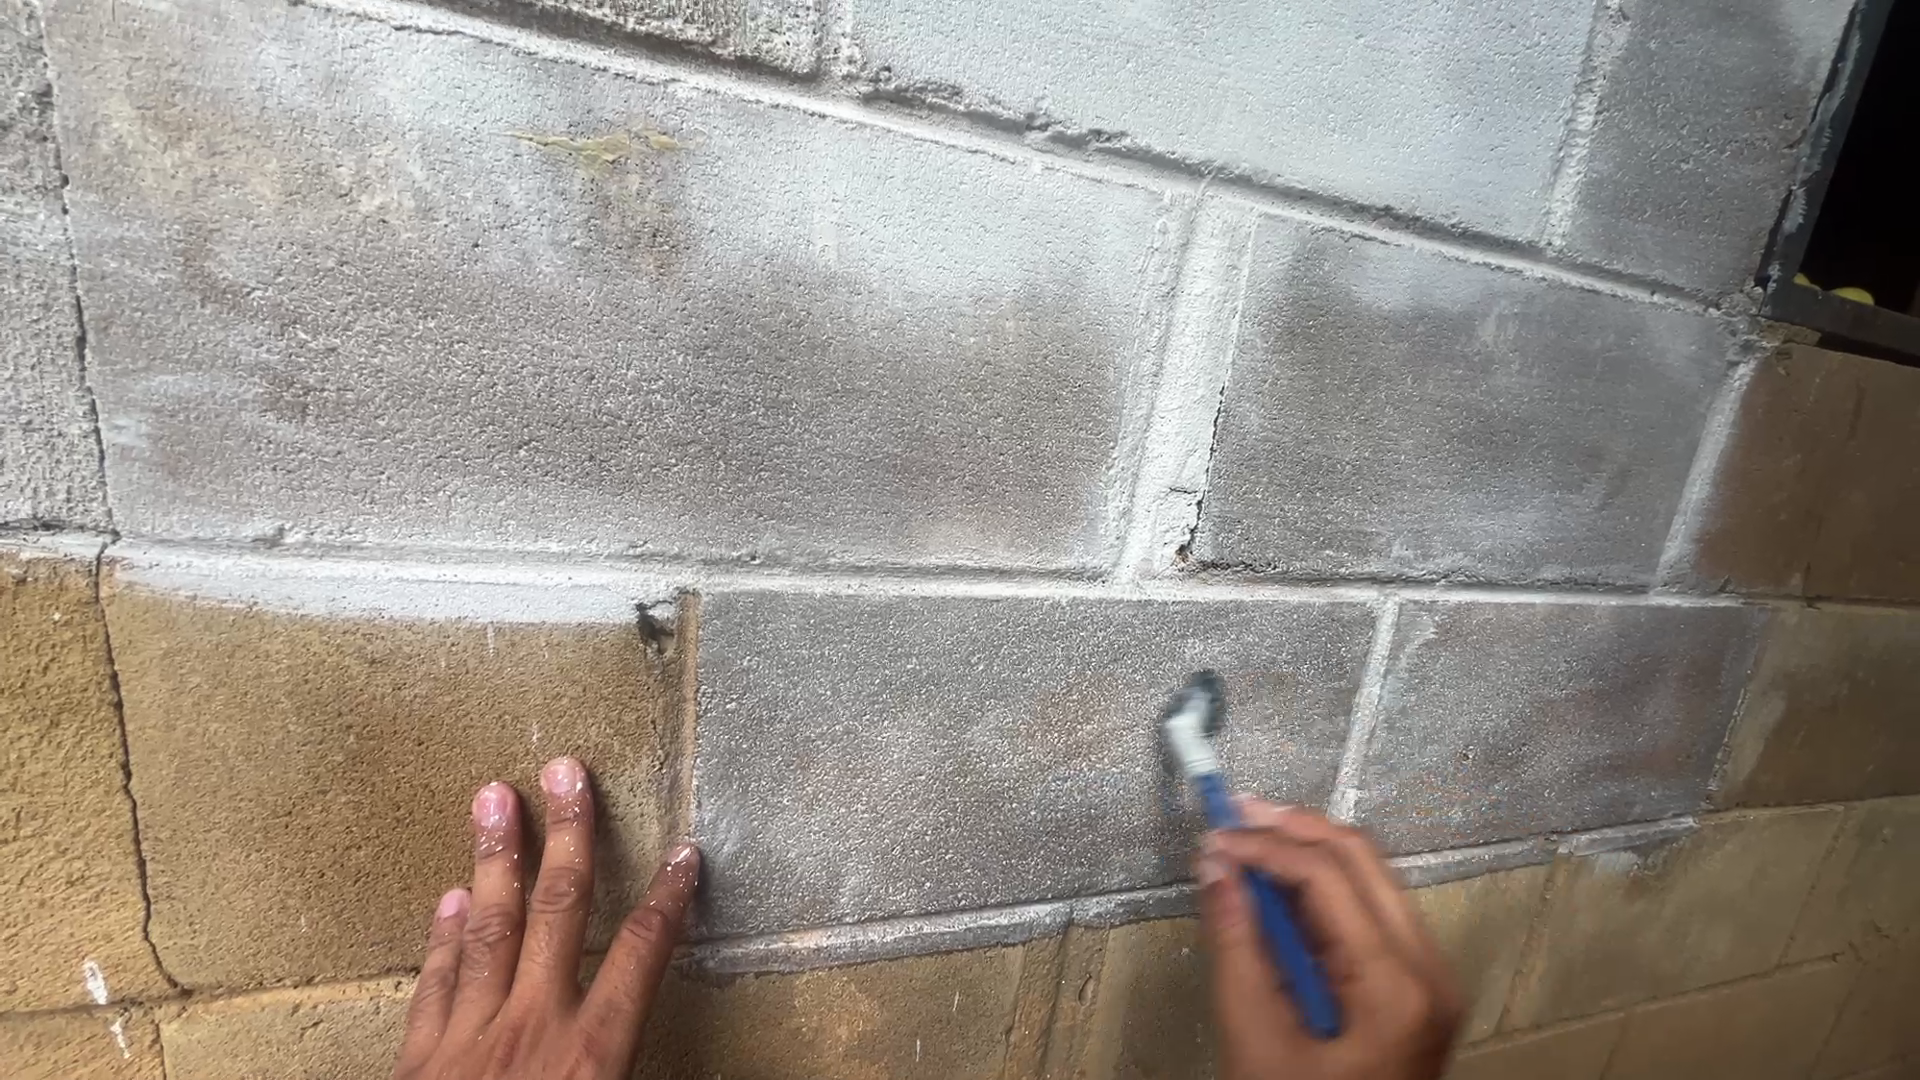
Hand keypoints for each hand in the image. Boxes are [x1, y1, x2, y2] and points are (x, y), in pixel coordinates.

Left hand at [392, 757, 700, 1079]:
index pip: (643, 951)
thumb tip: (666, 1049)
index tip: (687, 850)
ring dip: (495, 859)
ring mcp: (464, 1047)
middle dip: (568, 833)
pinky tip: (447, 898)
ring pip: (485, 930)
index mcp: (591, 1055)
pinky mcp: (415, 1070)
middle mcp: (531, 1029)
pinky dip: (441, 939)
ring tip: (493, 798)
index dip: (670, 897)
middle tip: (564, 769)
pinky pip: (432, 988)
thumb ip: (635, 1066)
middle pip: (558, 909)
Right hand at [1195, 798, 1461, 1079]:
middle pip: (1360, 857)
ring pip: (1368, 871)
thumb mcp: (1255, 1030)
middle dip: (1291, 826)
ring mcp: (1429, 972)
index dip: (1263, 844)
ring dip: (1304, 846)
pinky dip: (1318, 881)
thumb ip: (1235, 937)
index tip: (1211, 836)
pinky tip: (1274, 880)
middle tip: (1233, 814)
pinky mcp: (1415, 980)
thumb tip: (1213, 860)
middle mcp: (1428, 967)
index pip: (1326, 875)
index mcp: (1395, 985)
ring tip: (1247, 839)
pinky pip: (1367, 903)